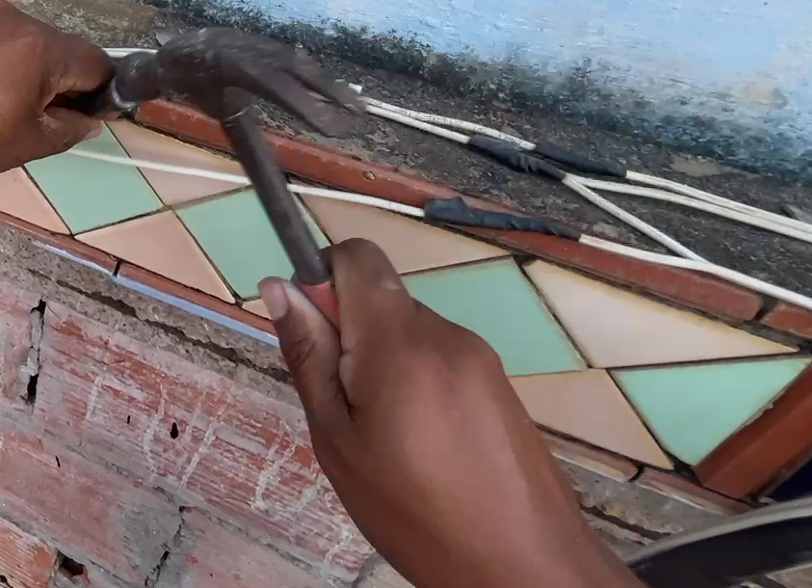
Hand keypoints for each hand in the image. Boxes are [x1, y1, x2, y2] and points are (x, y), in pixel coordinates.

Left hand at [0, 0, 112, 203]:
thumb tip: (89, 118)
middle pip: (58, 48)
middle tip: (36, 122)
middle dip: (59, 82)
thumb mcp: (24, 145)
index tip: (86, 118)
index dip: (99, 92)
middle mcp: (9, 16)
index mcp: (35, 44)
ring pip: (25, 42)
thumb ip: (67, 128)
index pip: (93, 61)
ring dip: (28, 71)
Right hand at [260, 241, 639, 587]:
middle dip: (346, 329)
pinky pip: (433, 353)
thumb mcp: (336, 437)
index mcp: (400, 342)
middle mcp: (445, 334)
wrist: (533, 578)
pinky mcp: (497, 382)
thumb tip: (278, 286)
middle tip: (343, 400)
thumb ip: (307, 354)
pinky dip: (410, 376)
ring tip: (382, 429)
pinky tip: (418, 437)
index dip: (321, 273)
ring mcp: (478, 357)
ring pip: (402, 326)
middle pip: (376, 294)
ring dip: (377, 356)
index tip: (314, 329)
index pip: (356, 256)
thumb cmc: (415, 511)